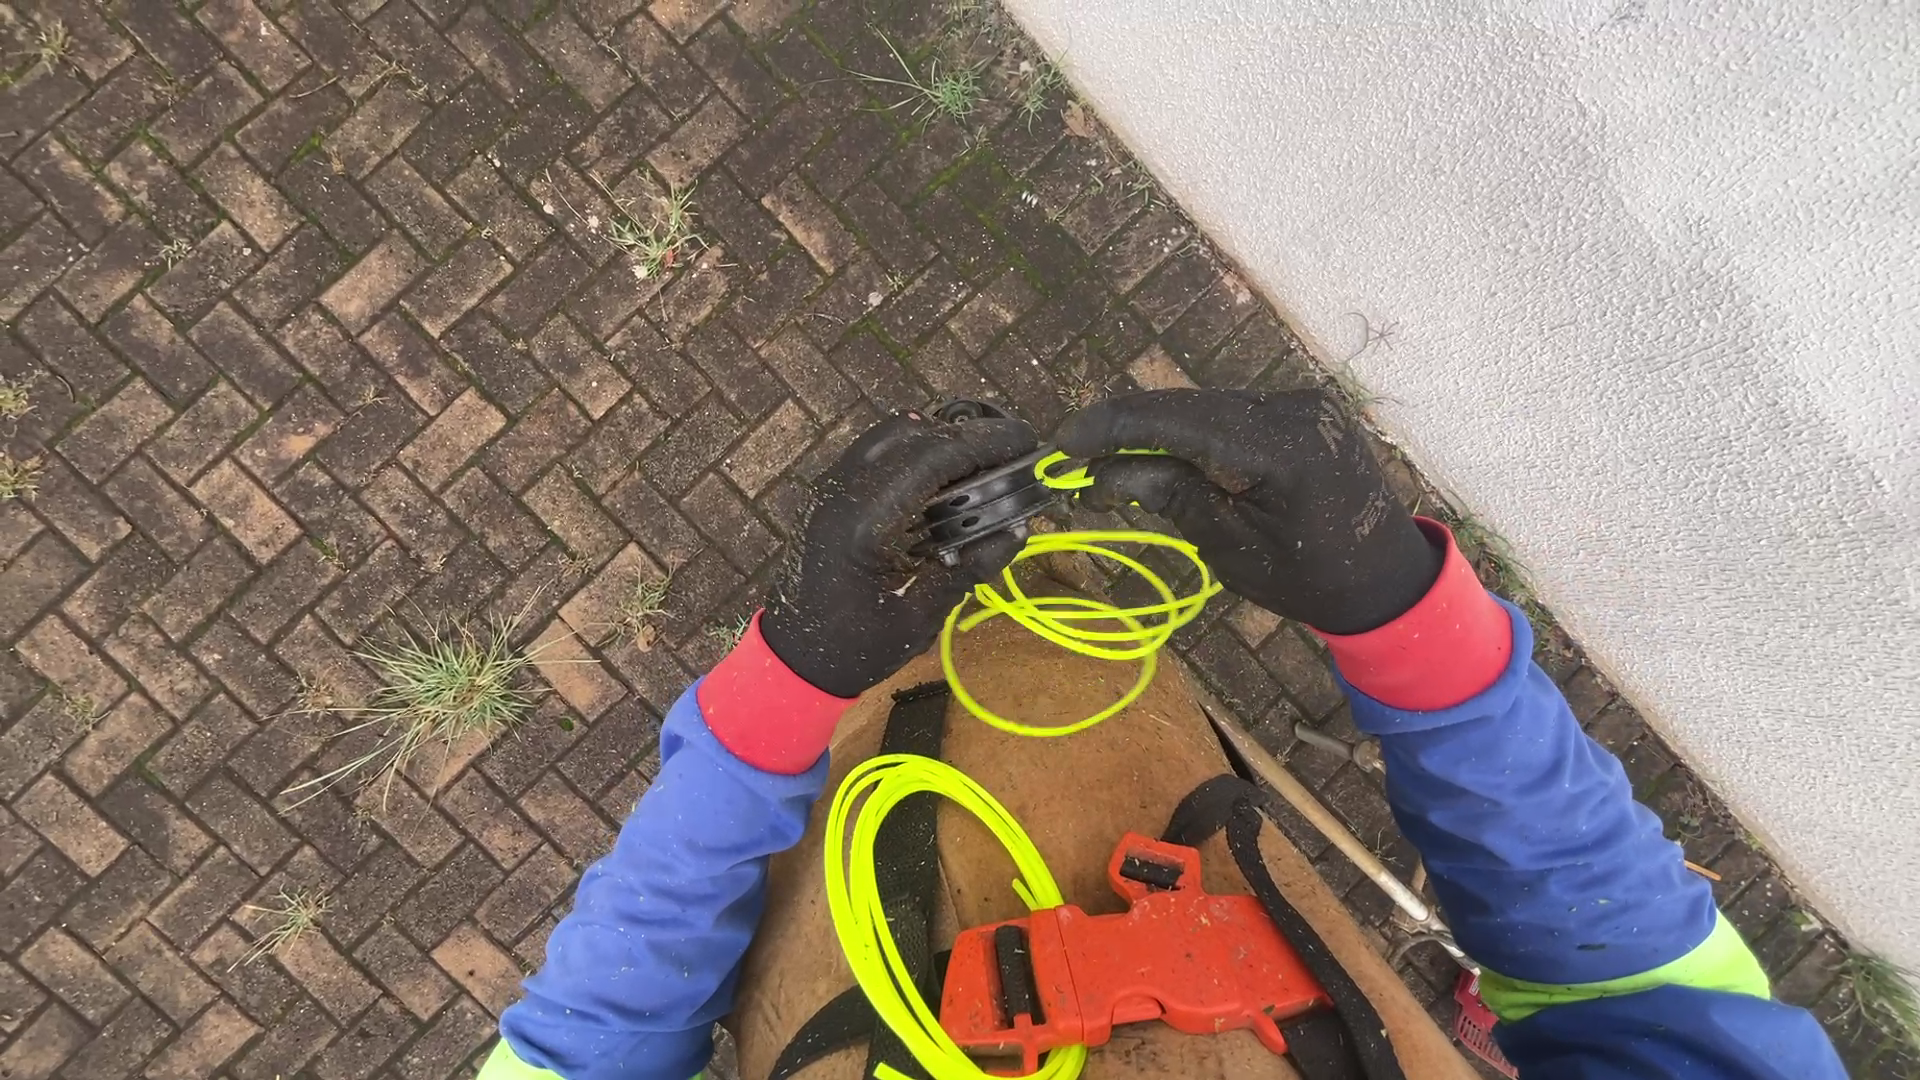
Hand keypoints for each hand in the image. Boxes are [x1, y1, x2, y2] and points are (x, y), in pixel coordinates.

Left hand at [762, 410, 1036, 696]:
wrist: (793, 658)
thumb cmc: (854, 648)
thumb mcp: (917, 620)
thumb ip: (966, 571)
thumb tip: (1017, 531)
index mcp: (862, 525)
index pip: (930, 459)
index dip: (983, 444)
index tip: (1025, 442)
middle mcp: (841, 493)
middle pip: (914, 436)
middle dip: (970, 437)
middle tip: (1015, 449)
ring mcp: (831, 488)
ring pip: (893, 435)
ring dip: (943, 439)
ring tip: (986, 461)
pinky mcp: (832, 493)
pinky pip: (878, 451)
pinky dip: (917, 450)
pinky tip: (946, 472)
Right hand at [1054, 389, 1439, 633]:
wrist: (1385, 574)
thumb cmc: (1309, 579)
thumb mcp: (1231, 550)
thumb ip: (1171, 498)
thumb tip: (1101, 473)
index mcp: (1286, 451)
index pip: (1184, 423)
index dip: (1118, 428)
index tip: (1066, 442)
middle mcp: (1295, 409)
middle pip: (1190, 406)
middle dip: (1126, 429)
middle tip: (1073, 454)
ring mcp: (1300, 402)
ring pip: (1204, 406)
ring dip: (1152, 430)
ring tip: (1105, 459)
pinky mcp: (1296, 408)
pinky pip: (1225, 413)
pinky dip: (1184, 432)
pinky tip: (1154, 451)